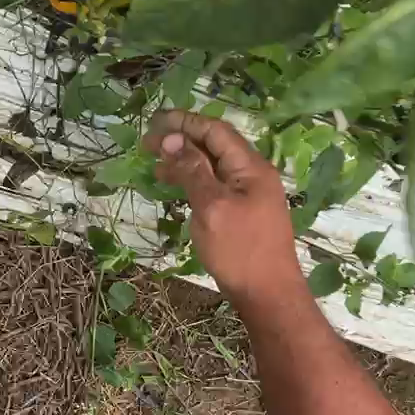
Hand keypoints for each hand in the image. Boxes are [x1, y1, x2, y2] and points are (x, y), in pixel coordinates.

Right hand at [144, 110, 304, 308]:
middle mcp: (252, 175)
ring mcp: (247, 194)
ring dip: (184, 159)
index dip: (185, 122)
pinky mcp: (240, 211)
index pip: (216, 131)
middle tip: (147, 143)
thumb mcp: (211, 206)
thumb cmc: (239, 249)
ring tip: (154, 162)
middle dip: (181, 139)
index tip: (155, 120)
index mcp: (250, 168)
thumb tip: (171, 139)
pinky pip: (213, 184)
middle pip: (214, 145)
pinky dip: (191, 179)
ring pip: (212, 165)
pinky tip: (172, 185)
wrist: (267, 294)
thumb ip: (192, 171)